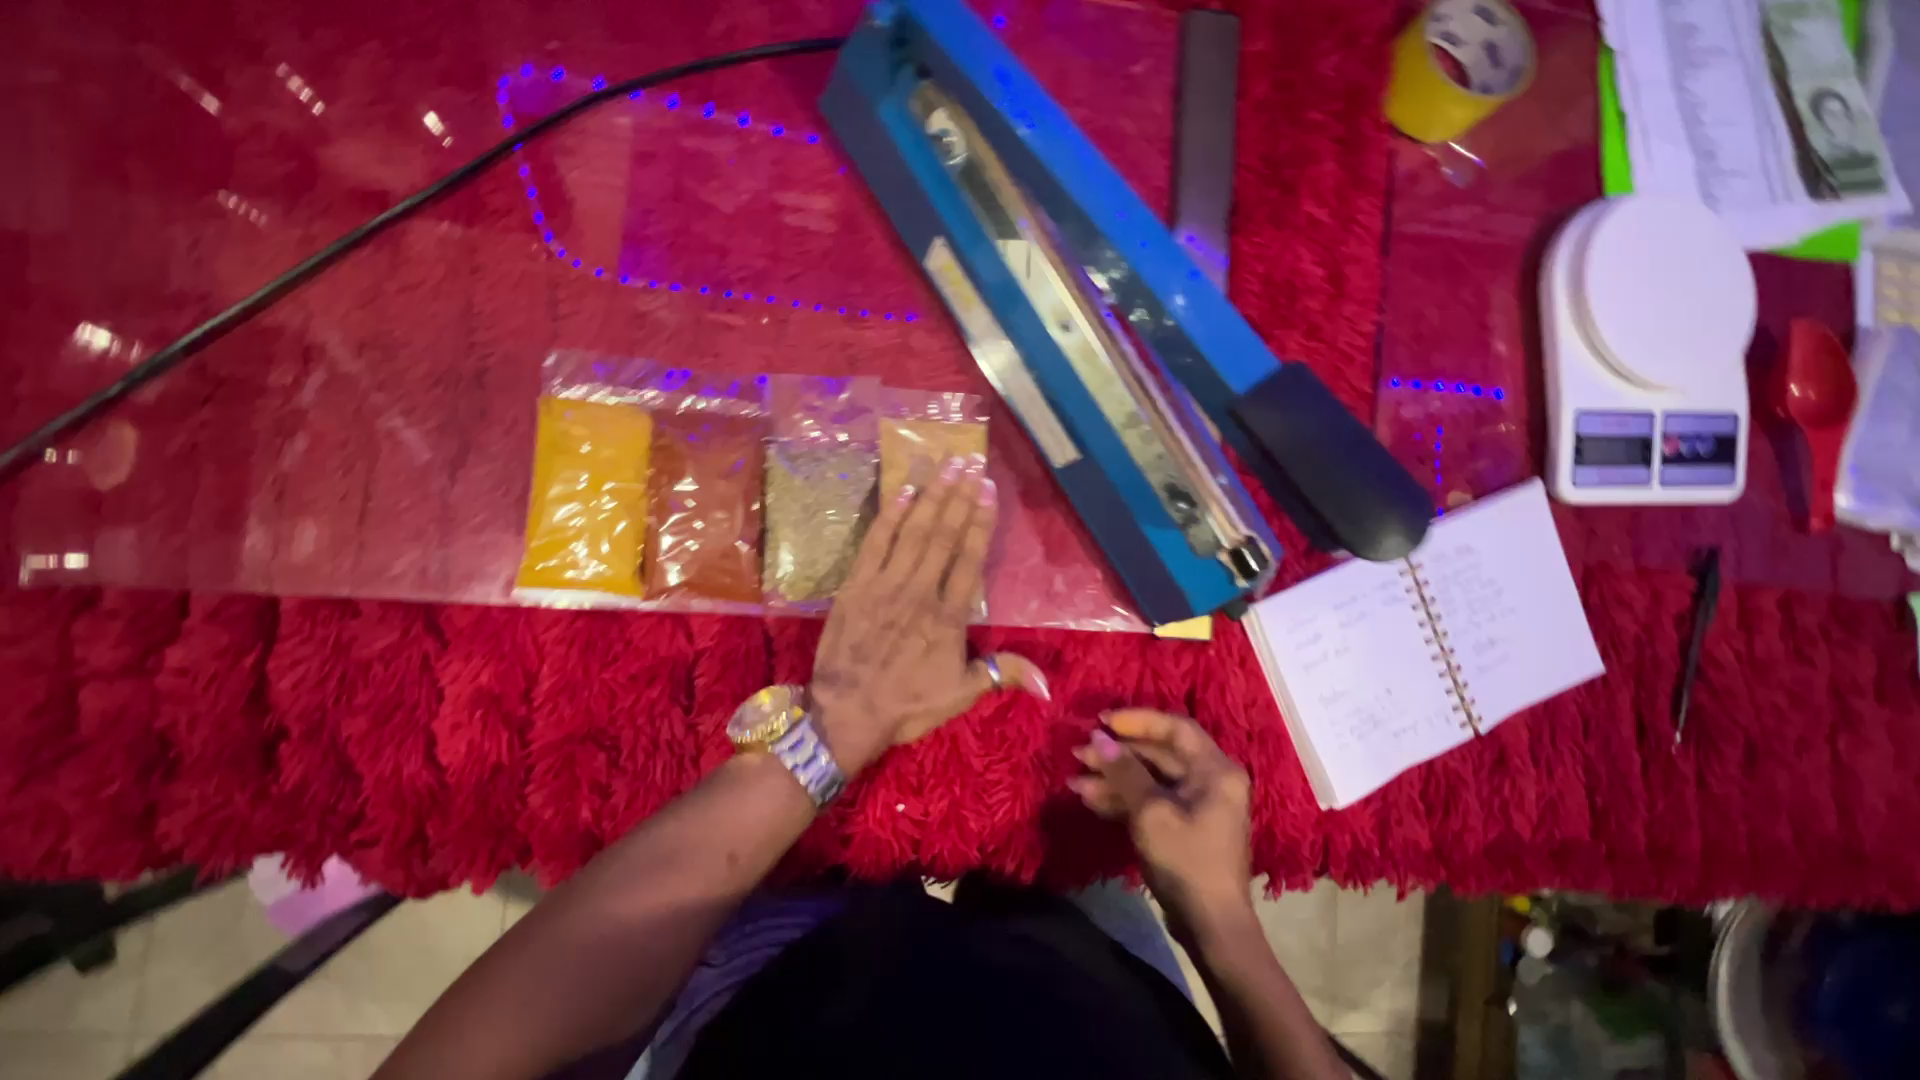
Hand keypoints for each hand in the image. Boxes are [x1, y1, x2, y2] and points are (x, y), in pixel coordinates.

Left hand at [808, 454, 1047, 773]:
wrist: (847, 714)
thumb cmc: (907, 705)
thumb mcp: (960, 695)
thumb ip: (1000, 675)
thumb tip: (1047, 682)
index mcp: (949, 617)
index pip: (970, 558)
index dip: (981, 521)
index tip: (988, 489)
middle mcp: (920, 591)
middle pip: (943, 535)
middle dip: (958, 496)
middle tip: (969, 461)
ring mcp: (885, 585)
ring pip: (913, 532)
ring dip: (930, 496)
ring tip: (944, 465)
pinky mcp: (855, 586)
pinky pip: (875, 543)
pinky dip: (889, 516)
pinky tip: (902, 491)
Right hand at [1070, 710, 1253, 944]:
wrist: (1211, 926)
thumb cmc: (1187, 860)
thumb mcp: (1151, 812)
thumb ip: (1124, 771)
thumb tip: (1098, 738)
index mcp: (1215, 770)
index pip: (1176, 728)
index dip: (1138, 720)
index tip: (1102, 721)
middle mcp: (1210, 781)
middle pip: (1159, 754)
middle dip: (1117, 753)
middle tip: (1079, 752)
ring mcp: (1196, 806)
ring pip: (1150, 779)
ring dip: (1113, 778)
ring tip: (1075, 780)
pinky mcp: (1183, 828)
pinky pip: (1150, 802)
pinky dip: (1122, 799)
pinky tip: (1089, 798)